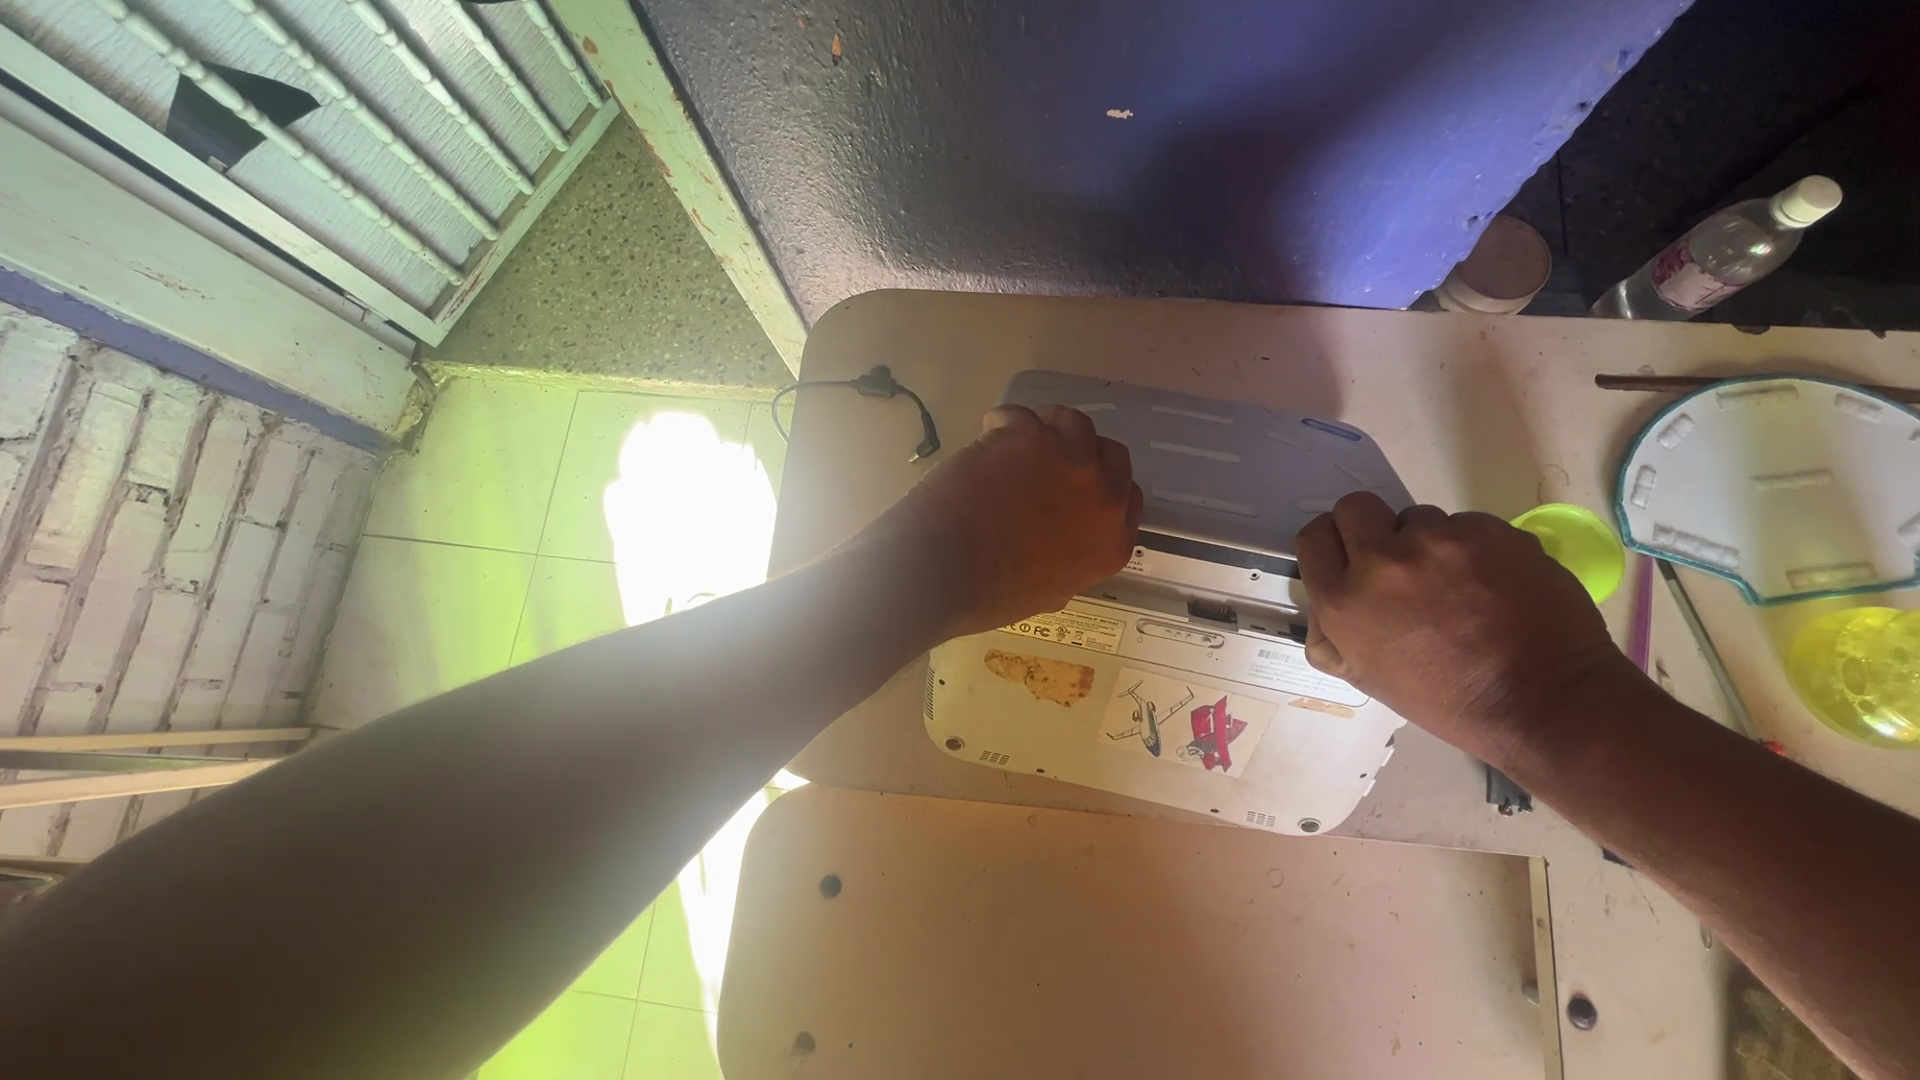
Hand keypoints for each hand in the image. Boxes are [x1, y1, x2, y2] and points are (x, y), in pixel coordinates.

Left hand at [889, 404, 1142, 638]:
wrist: (943, 569)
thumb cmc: (989, 594)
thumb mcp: (1048, 592)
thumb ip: (1070, 561)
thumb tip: (1058, 547)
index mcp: (1110, 543)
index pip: (1128, 501)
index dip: (1101, 488)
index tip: (1077, 486)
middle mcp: (1103, 498)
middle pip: (1110, 456)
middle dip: (1081, 455)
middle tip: (1048, 460)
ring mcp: (1070, 460)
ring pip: (1072, 423)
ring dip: (1047, 429)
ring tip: (1015, 443)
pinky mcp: (1030, 435)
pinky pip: (1023, 415)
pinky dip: (1005, 424)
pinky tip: (987, 439)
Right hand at [1295, 492, 1637, 766]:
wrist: (1542, 702)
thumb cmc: (1445, 699)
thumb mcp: (1364, 677)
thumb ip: (1330, 632)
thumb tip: (1329, 600)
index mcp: (1343, 601)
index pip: (1314, 536)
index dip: (1332, 544)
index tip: (1351, 557)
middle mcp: (1382, 561)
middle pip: (1356, 507)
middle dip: (1371, 527)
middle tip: (1397, 559)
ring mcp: (1437, 541)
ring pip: (1417, 517)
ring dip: (1428, 541)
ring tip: (1456, 582)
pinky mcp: (1489, 531)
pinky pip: (1467, 525)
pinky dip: (1474, 548)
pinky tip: (1492, 583)